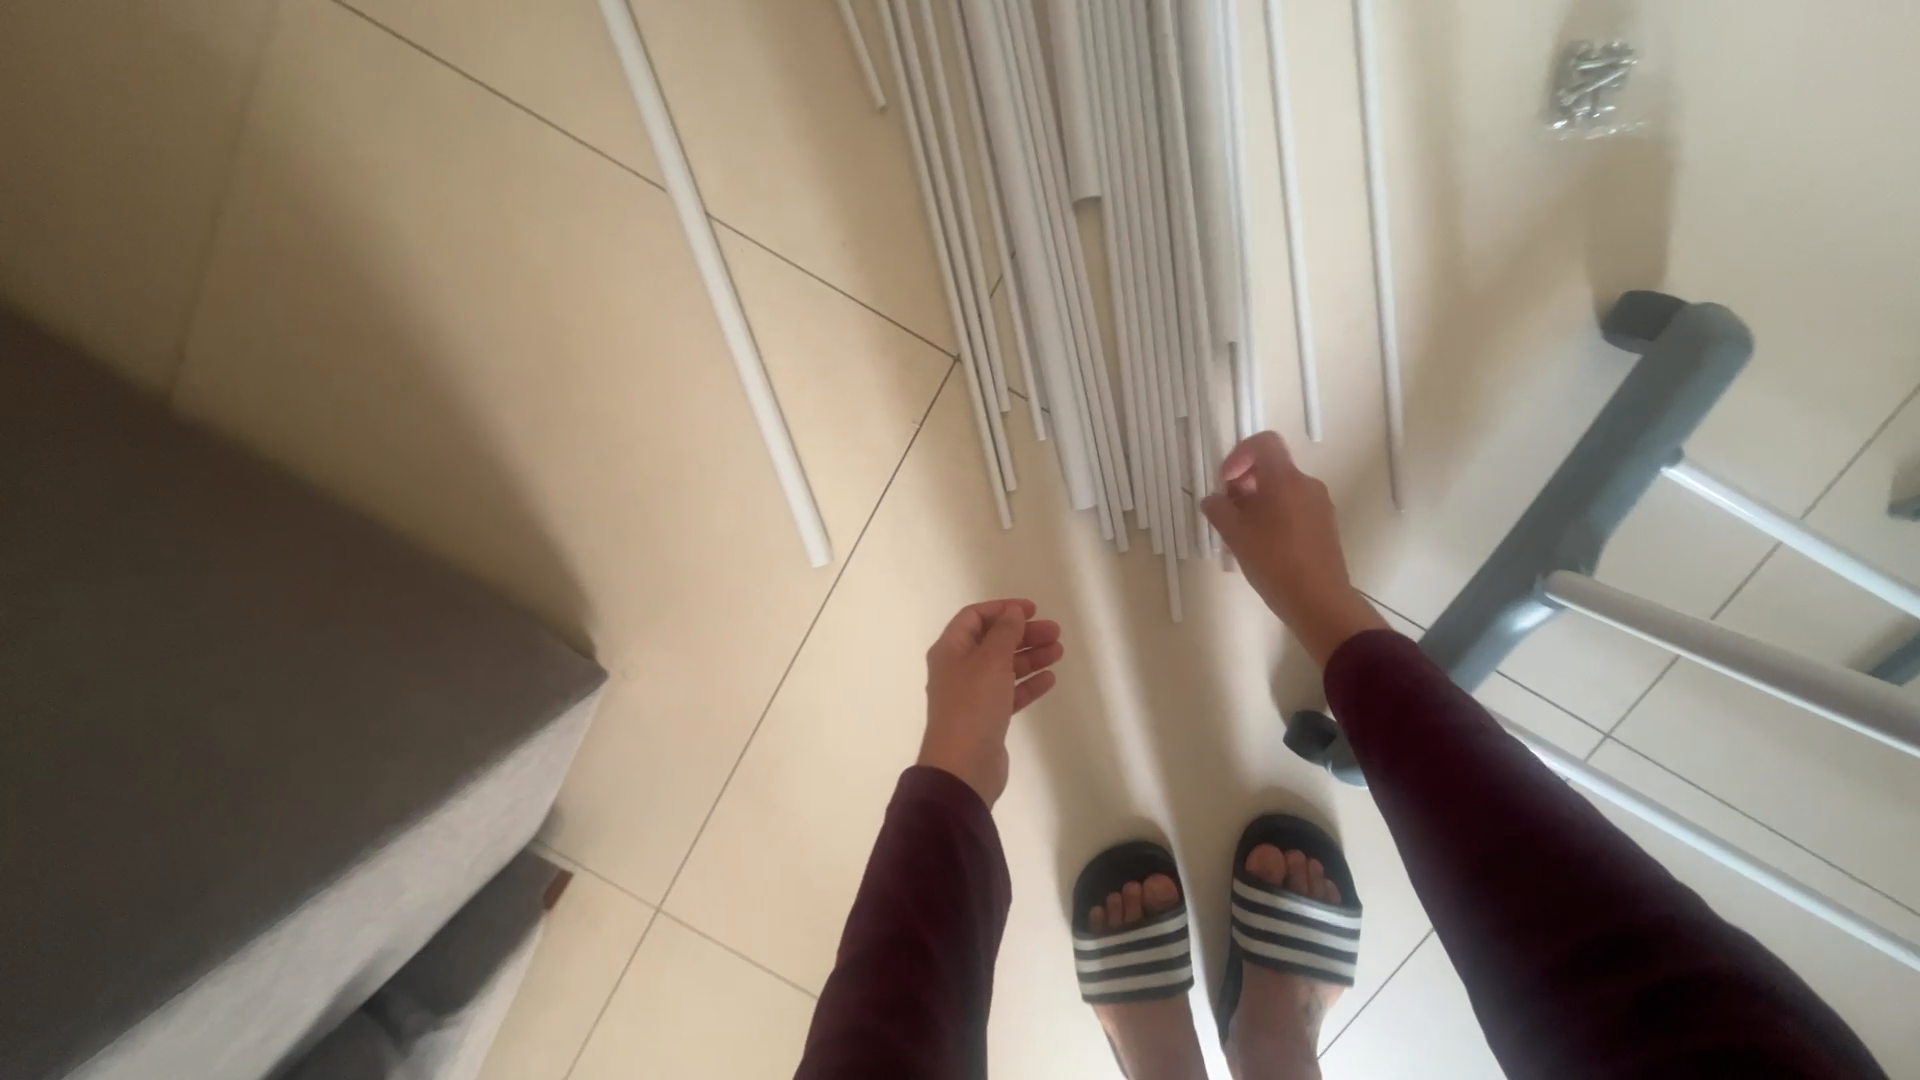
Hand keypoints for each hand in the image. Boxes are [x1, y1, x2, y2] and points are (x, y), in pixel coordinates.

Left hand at [918, 599, 1063, 805]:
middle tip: (1055, 632)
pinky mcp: (987, 718)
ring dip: (1030, 657)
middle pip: (993, 641)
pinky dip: (1028, 684)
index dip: (1002, 609)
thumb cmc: (973, 705)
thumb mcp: (990, 661)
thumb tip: (1012, 612)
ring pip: (1004, 667)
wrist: (963, 767)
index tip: (1032, 610)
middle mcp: (958, 669)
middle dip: (1023, 634)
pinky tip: (1049, 679)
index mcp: (950, 650)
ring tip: (1059, 652)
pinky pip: (1010, 692)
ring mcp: (972, 695)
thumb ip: (1004, 633)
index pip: (974, 617)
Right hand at [1201, 432, 1386, 665]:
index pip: (1262, 443)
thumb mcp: (1235, 534)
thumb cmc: (1273, 561)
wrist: (1318, 600)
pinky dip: (1271, 518)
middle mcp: (1306, 484)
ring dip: (1254, 505)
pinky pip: (1292, 509)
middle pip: (1270, 469)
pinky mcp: (1323, 525)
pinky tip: (1258, 548)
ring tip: (1237, 537)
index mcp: (1285, 479)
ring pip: (1279, 492)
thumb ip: (1218, 509)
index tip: (1225, 482)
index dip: (1238, 455)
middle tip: (1225, 514)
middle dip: (1242, 486)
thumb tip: (1213, 499)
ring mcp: (1318, 505)